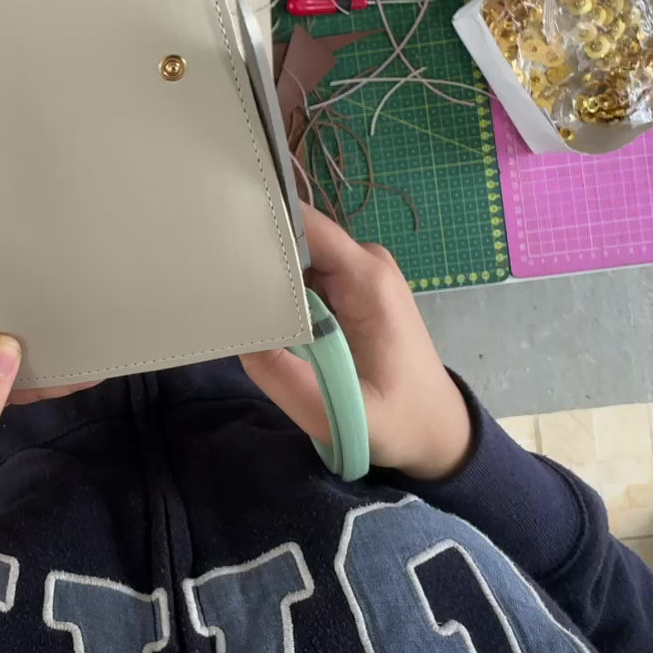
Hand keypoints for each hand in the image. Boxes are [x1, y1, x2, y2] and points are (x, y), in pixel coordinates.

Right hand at [241, 207, 472, 479]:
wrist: (435, 428)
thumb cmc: (396, 420)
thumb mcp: (338, 413)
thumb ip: (283, 376)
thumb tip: (237, 331)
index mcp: (367, 279)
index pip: (305, 223)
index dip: (262, 223)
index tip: (220, 242)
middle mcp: (364, 261)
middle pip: (295, 232)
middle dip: (256, 252)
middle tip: (218, 281)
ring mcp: (357, 269)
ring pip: (296, 250)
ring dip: (266, 272)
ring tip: (235, 299)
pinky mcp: (349, 283)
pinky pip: (304, 268)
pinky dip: (280, 285)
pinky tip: (264, 310)